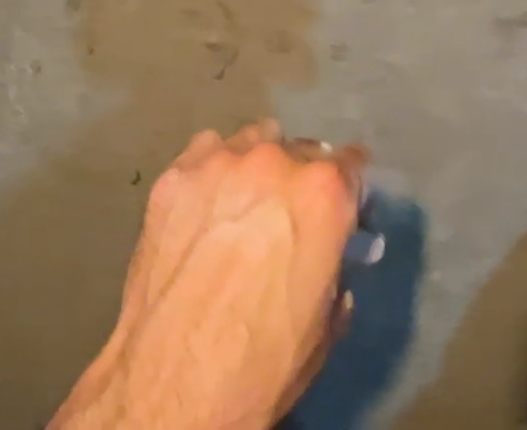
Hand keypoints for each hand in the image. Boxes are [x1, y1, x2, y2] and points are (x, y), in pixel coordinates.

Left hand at [52, 120, 366, 429]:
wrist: (175, 385)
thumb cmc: (265, 360)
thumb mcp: (327, 319)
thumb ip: (335, 264)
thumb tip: (329, 255)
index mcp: (325, 193)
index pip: (352, 160)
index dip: (349, 182)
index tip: (344, 197)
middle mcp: (276, 162)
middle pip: (302, 149)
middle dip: (301, 177)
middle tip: (287, 213)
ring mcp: (220, 163)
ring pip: (252, 141)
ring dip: (257, 165)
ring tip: (244, 201)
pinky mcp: (174, 176)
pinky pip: (205, 153)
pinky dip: (212, 170)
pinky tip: (205, 204)